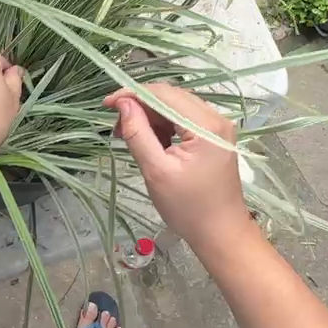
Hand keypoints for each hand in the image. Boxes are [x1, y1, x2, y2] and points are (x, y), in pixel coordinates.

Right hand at [103, 83, 251, 243]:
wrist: (221, 234)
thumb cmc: (189, 208)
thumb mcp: (156, 171)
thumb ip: (138, 134)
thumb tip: (123, 104)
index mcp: (206, 125)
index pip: (163, 94)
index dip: (132, 94)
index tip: (106, 105)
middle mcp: (216, 118)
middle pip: (170, 97)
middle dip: (140, 106)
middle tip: (116, 127)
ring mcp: (217, 127)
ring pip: (175, 106)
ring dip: (150, 116)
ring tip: (129, 136)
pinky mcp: (214, 136)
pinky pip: (183, 119)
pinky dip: (163, 126)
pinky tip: (150, 141)